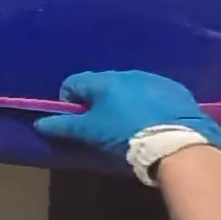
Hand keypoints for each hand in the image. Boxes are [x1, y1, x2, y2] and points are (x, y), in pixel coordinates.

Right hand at [34, 70, 220, 156]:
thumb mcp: (89, 133)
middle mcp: (128, 74)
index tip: (77, 121)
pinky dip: (148, 106)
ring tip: (129, 126)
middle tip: (102, 126)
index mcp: (103, 81)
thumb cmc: (125, 135)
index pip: (73, 83)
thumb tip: (39, 123)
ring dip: (124, 103)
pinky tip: (152, 124)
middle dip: (98, 102)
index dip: (69, 102)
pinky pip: (154, 95)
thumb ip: (62, 126)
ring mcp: (156, 80)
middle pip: (102, 85)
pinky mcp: (179, 91)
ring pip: (129, 89)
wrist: (180, 146)